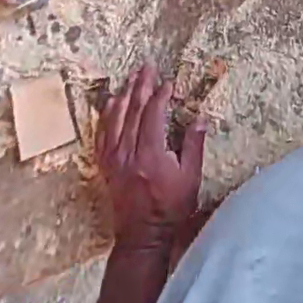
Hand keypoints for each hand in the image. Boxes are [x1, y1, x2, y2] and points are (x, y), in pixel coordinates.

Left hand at [97, 65, 205, 252]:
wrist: (142, 235)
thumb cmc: (170, 208)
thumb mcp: (190, 179)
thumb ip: (193, 145)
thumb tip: (199, 117)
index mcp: (151, 154)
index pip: (154, 114)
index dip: (161, 95)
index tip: (169, 83)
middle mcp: (129, 152)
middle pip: (133, 109)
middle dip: (141, 85)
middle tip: (147, 67)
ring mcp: (113, 157)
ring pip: (116, 116)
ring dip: (125, 93)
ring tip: (132, 76)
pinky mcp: (105, 162)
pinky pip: (103, 131)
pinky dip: (107, 113)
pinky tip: (112, 100)